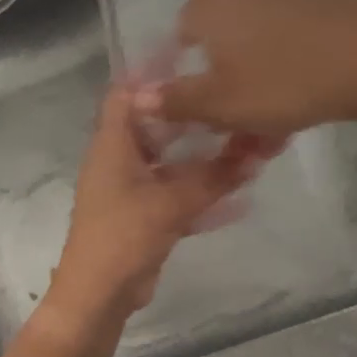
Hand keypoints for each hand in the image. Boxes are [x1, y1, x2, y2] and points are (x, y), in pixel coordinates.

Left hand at [46, 87, 263, 317]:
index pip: (127, 94)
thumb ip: (215, 178)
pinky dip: (201, 193)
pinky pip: (175, 196)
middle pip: (157, 128)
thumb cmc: (122, 238)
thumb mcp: (171, 204)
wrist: (98, 296)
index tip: (197, 59)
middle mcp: (119, 162)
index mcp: (112, 146)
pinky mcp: (142, 220)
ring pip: (171, 165)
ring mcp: (130, 193)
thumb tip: (258, 154)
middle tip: (237, 101)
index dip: (155, 73)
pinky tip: (239, 192)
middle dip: (195, 118)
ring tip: (249, 142)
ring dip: (204, 158)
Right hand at [149, 0, 356, 137]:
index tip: (191, 107)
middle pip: (218, 32)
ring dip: (253, 72)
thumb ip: (174, 102)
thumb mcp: (220, 105)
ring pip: (255, 35)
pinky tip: (300, 92)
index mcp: (212, 5)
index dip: (179, 71)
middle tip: (228, 120)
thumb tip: (134, 98)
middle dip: (218, 74)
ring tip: (266, 118)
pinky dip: (285, 59)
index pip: (178, 32)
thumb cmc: (286, 83)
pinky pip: (290, 30)